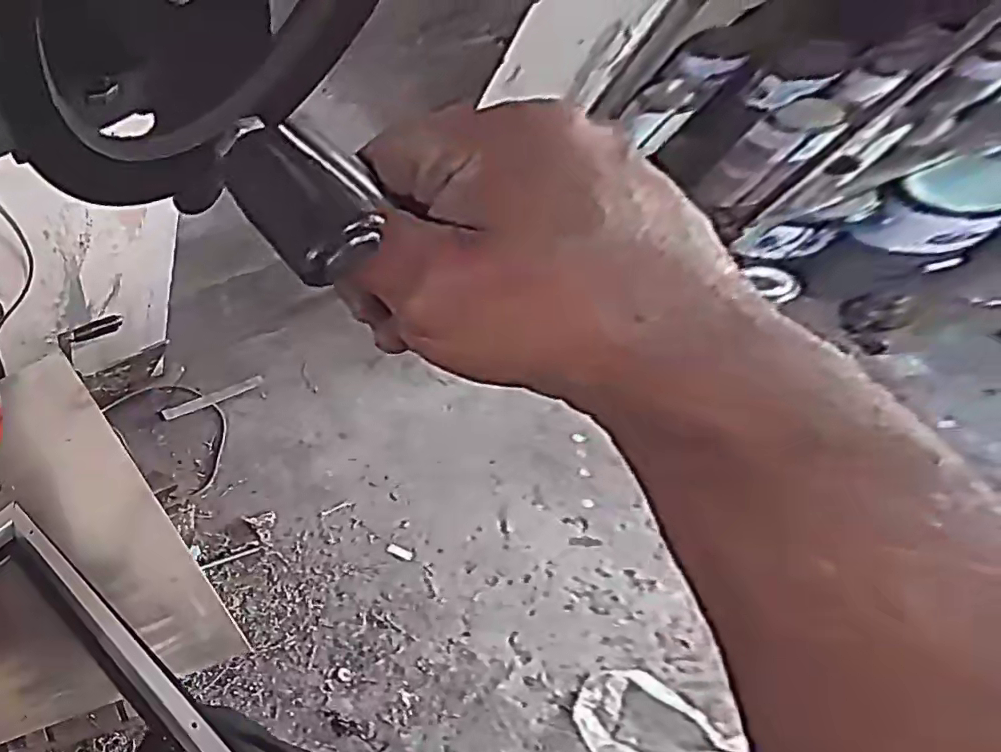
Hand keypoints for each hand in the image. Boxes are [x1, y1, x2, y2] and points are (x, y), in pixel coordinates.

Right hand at [339, 101, 775, 403]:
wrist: (670, 356)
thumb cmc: (568, 319)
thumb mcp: (423, 287)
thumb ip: (364, 249)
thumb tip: (341, 230)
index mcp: (496, 137)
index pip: (378, 160)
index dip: (358, 228)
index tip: (372, 276)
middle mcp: (546, 137)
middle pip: (422, 191)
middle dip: (401, 258)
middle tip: (410, 309)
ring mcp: (581, 171)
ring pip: (465, 218)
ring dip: (442, 272)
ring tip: (455, 320)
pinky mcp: (599, 208)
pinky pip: (512, 234)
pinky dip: (490, 274)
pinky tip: (496, 313)